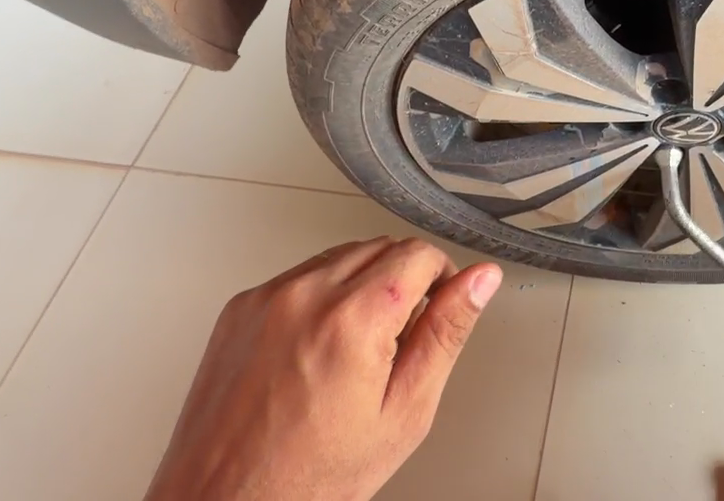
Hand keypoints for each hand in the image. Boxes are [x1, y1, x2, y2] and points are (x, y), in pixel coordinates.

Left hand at [144, 236, 502, 500]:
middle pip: (383, 246)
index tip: (436, 308)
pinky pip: (301, 274)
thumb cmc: (310, 479)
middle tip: (397, 341)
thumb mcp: (405, 412)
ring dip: (363, 283)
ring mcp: (269, 296)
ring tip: (356, 349)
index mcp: (355, 317)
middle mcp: (307, 294)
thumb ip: (447, 332)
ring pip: (344, 254)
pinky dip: (321, 295)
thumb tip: (482, 280)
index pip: (420, 252)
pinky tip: (318, 348)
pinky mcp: (241, 305)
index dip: (440, 279)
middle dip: (403, 281)